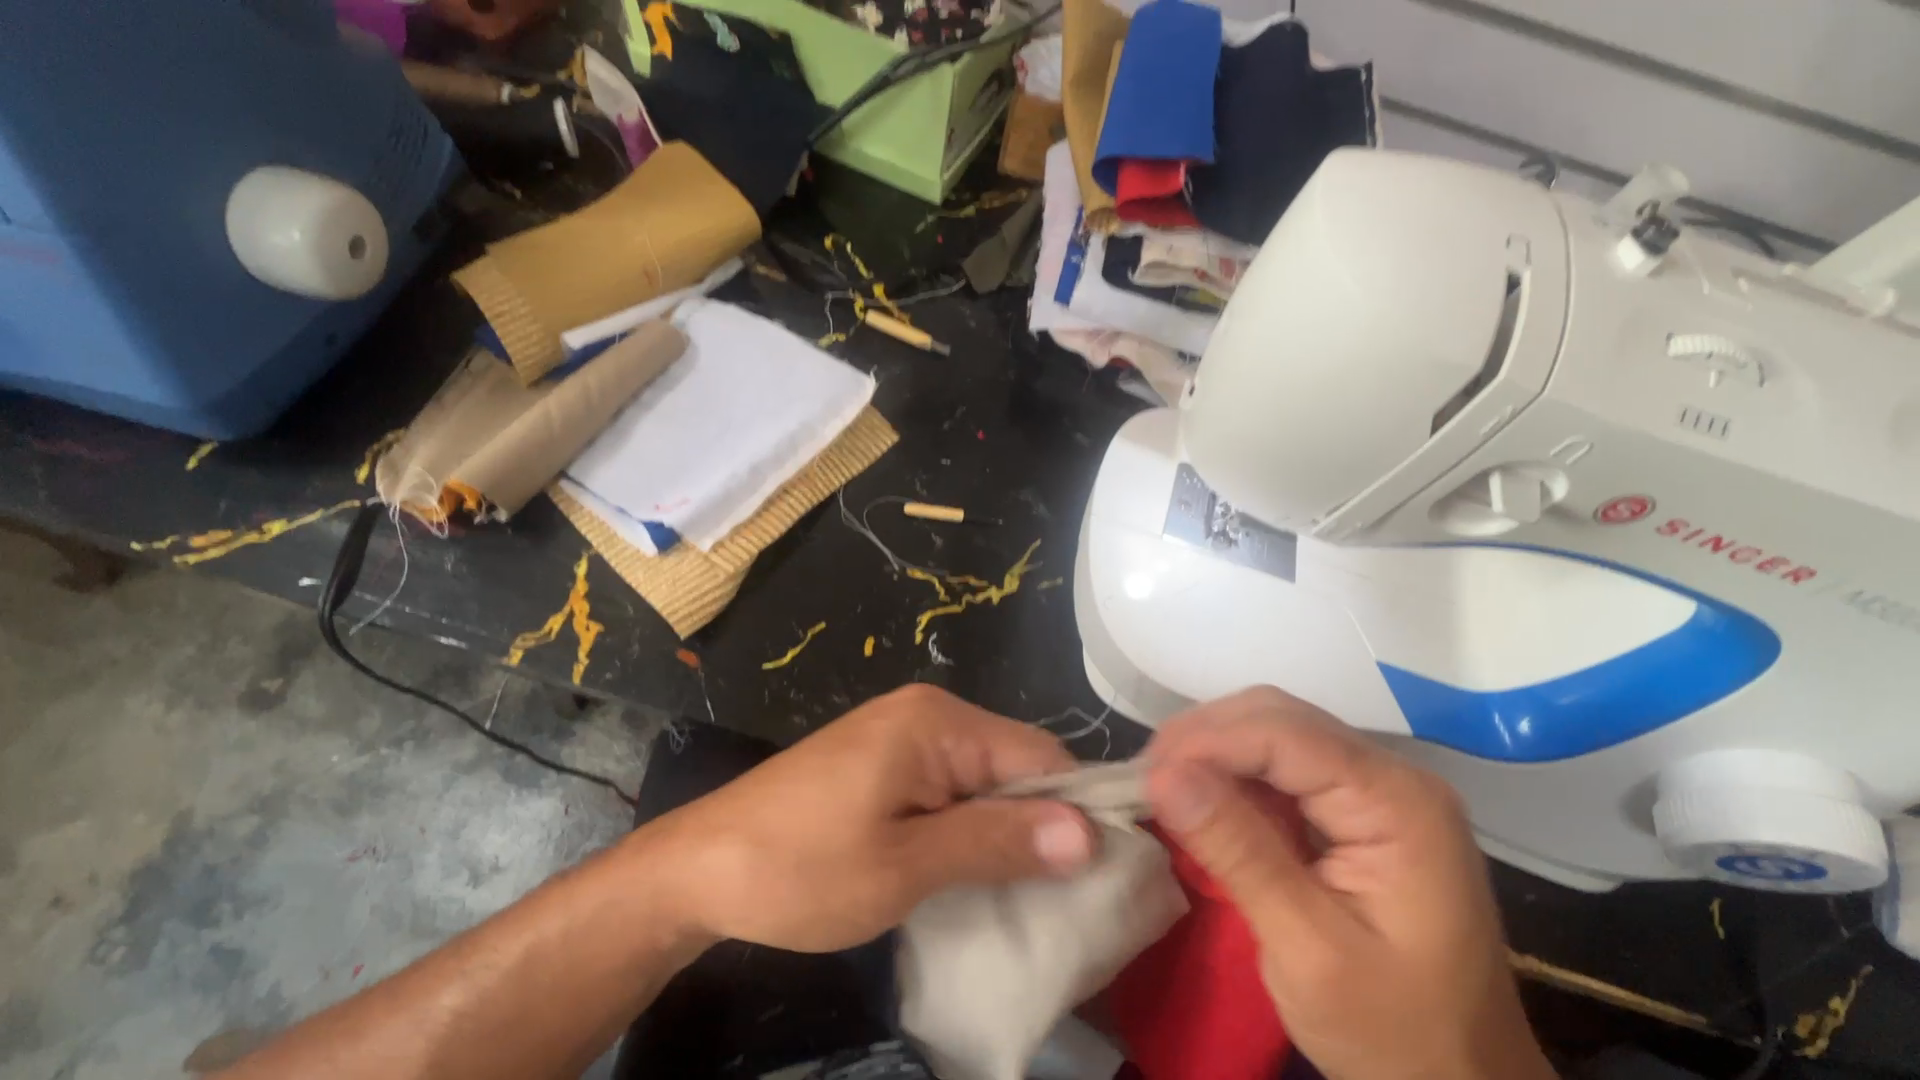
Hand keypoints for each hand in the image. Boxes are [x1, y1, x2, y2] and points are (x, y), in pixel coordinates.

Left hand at [636, 684, 1097, 952]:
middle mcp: (927, 714)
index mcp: (938, 722)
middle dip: (1039, 827)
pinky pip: (949, 789)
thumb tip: (1089, 832)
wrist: (696, 870)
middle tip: (1061, 900)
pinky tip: (972, 873)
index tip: (1096, 880)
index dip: (1075, 813)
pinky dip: (966, 829)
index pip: (1042, 755)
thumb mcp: (905, 865)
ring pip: (983, 781)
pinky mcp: (882, 764)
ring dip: (1003, 833)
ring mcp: (901, 737)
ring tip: (1024, 896)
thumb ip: (996, 841)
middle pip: (1015, 766)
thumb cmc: (800, 868)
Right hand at [1144, 688, 1553, 1079]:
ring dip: (1215, 754)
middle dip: (1205, 739)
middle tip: (1144, 783)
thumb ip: (1238, 851)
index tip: (1141, 775)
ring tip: (1161, 791)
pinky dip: (1236, 779)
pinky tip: (1203, 805)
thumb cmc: (1393, 1032)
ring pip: (1278, 735)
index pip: (1286, 733)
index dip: (1206, 740)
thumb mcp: (1307, 948)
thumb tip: (1163, 775)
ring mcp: (1379, 793)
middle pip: (1281, 719)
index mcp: (1398, 802)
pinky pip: (1287, 771)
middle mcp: (1393, 777)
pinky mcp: (1361, 814)